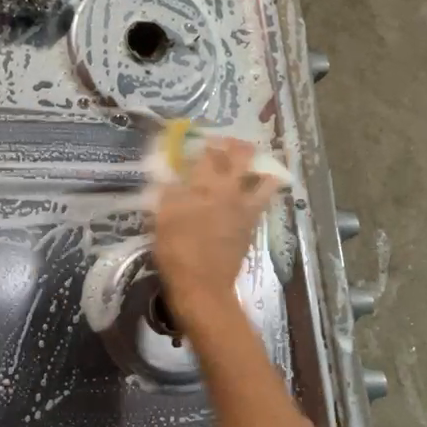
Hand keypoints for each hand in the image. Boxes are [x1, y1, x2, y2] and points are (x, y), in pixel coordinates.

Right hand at [153, 137, 282, 323]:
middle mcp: (231, 192)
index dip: (204, 143)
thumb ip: (168, 191)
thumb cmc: (176, 250)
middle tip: (226, 144)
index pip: (209, 153)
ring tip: (252, 165)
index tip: (197, 140)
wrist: (202, 285)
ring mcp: (246, 209)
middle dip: (237, 145)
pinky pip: (263, 201)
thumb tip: (172, 175)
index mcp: (206, 185)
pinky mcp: (252, 226)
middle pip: (243, 157)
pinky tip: (250, 193)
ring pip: (265, 179)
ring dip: (260, 167)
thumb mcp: (161, 217)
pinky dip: (261, 191)